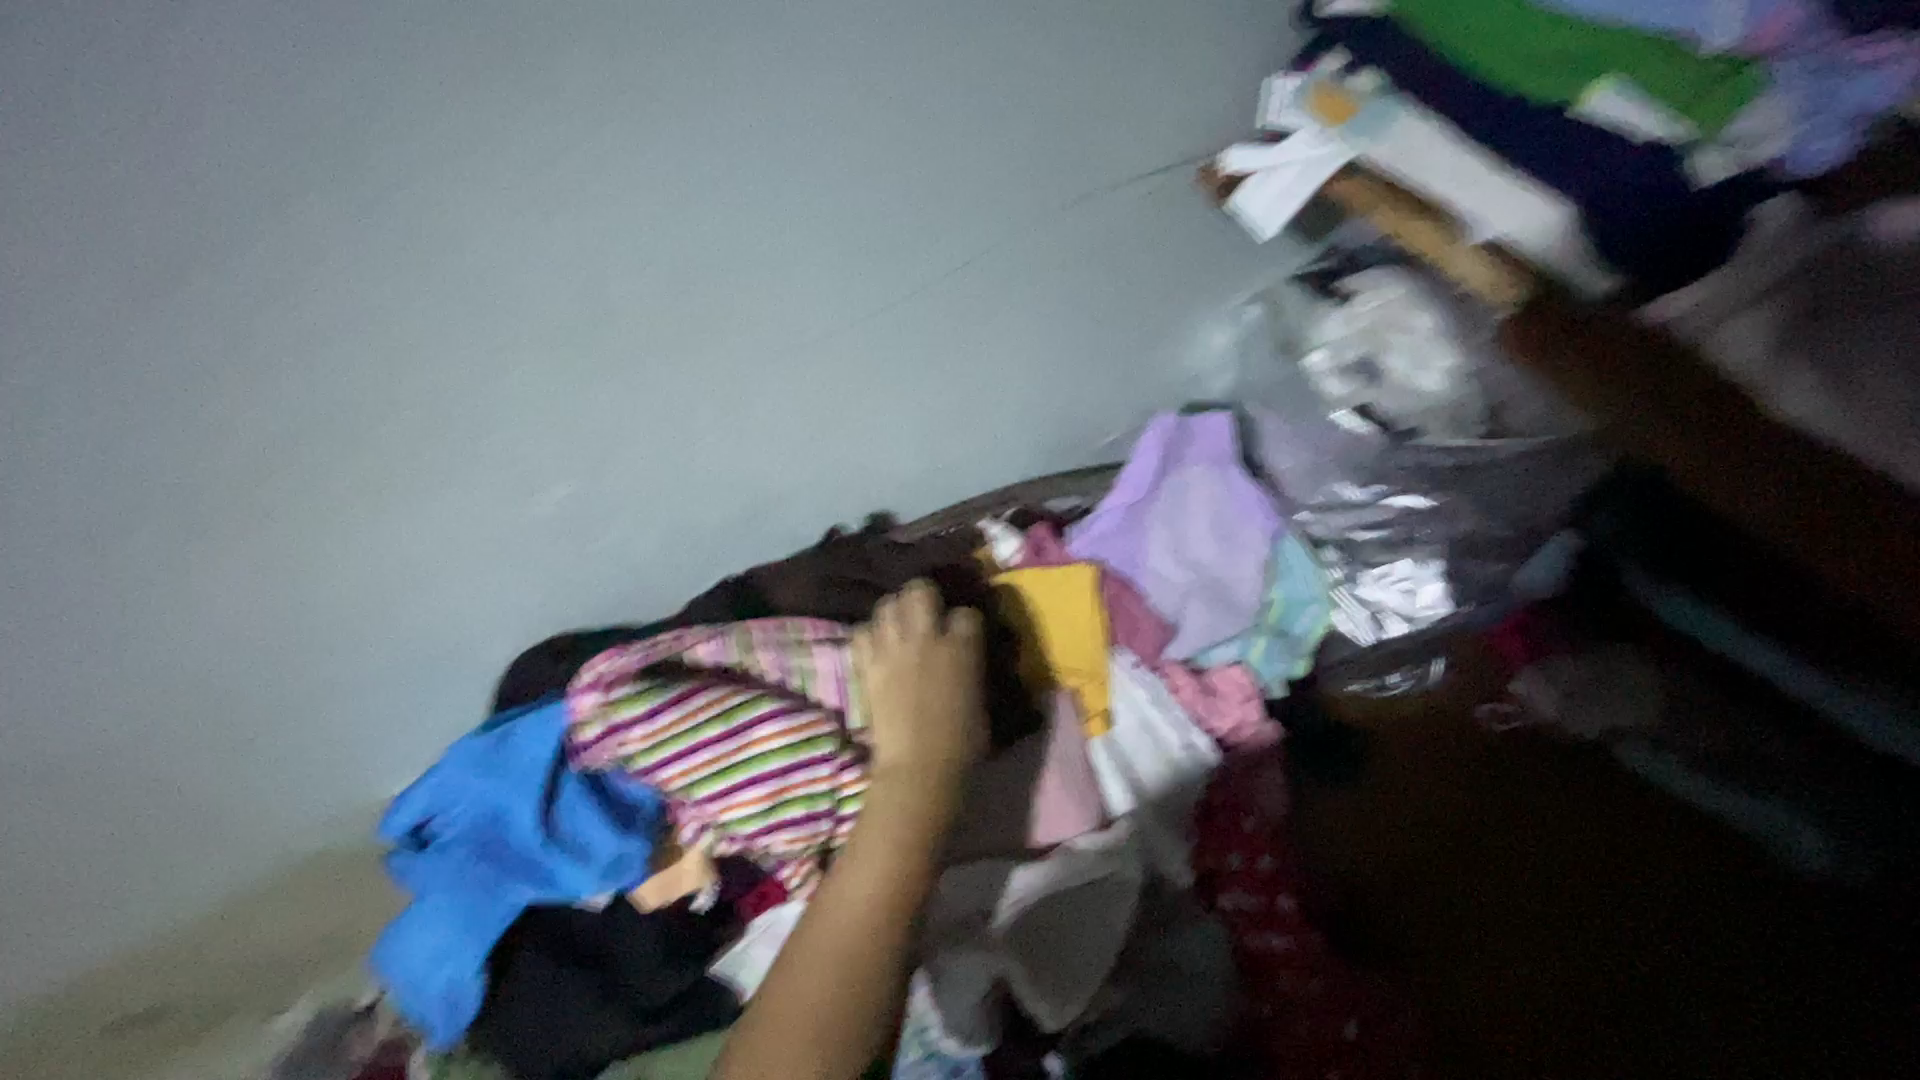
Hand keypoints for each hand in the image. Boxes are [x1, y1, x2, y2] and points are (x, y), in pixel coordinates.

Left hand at [852, 579, 987, 788]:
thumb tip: (965, 658)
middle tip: (927, 615)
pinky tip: (877, 647)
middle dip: (925, 596)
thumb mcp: (981, 698)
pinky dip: (869, 635)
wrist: (919, 767)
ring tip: (899, 627)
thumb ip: (971, 667)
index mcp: (962, 647)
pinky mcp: (867, 665)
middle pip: (919, 589)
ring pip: (887, 604)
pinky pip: (861, 631)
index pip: (966, 613)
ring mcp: (892, 649)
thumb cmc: (962, 743)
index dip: (965, 622)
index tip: (964, 635)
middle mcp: (926, 638)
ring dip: (895, 612)